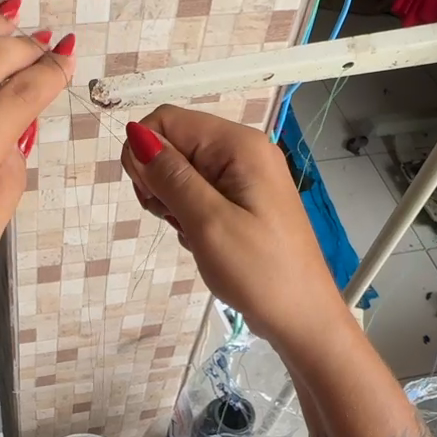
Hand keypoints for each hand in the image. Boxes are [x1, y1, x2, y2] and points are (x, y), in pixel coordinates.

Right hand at [120, 106, 349, 353]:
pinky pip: (200, 194)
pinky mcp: (244, 202)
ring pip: (183, 171)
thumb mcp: (208, 222)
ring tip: (191, 234)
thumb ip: (171, 176)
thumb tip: (136, 136)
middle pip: (175, 143)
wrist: (300, 315)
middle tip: (173, 220)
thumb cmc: (258, 271)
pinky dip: (189, 214)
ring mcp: (245, 178)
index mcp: (238, 146)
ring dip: (172, 200)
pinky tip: (200, 240)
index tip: (149, 198)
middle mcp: (244, 151)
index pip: (167, 120)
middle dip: (158, 179)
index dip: (144, 153)